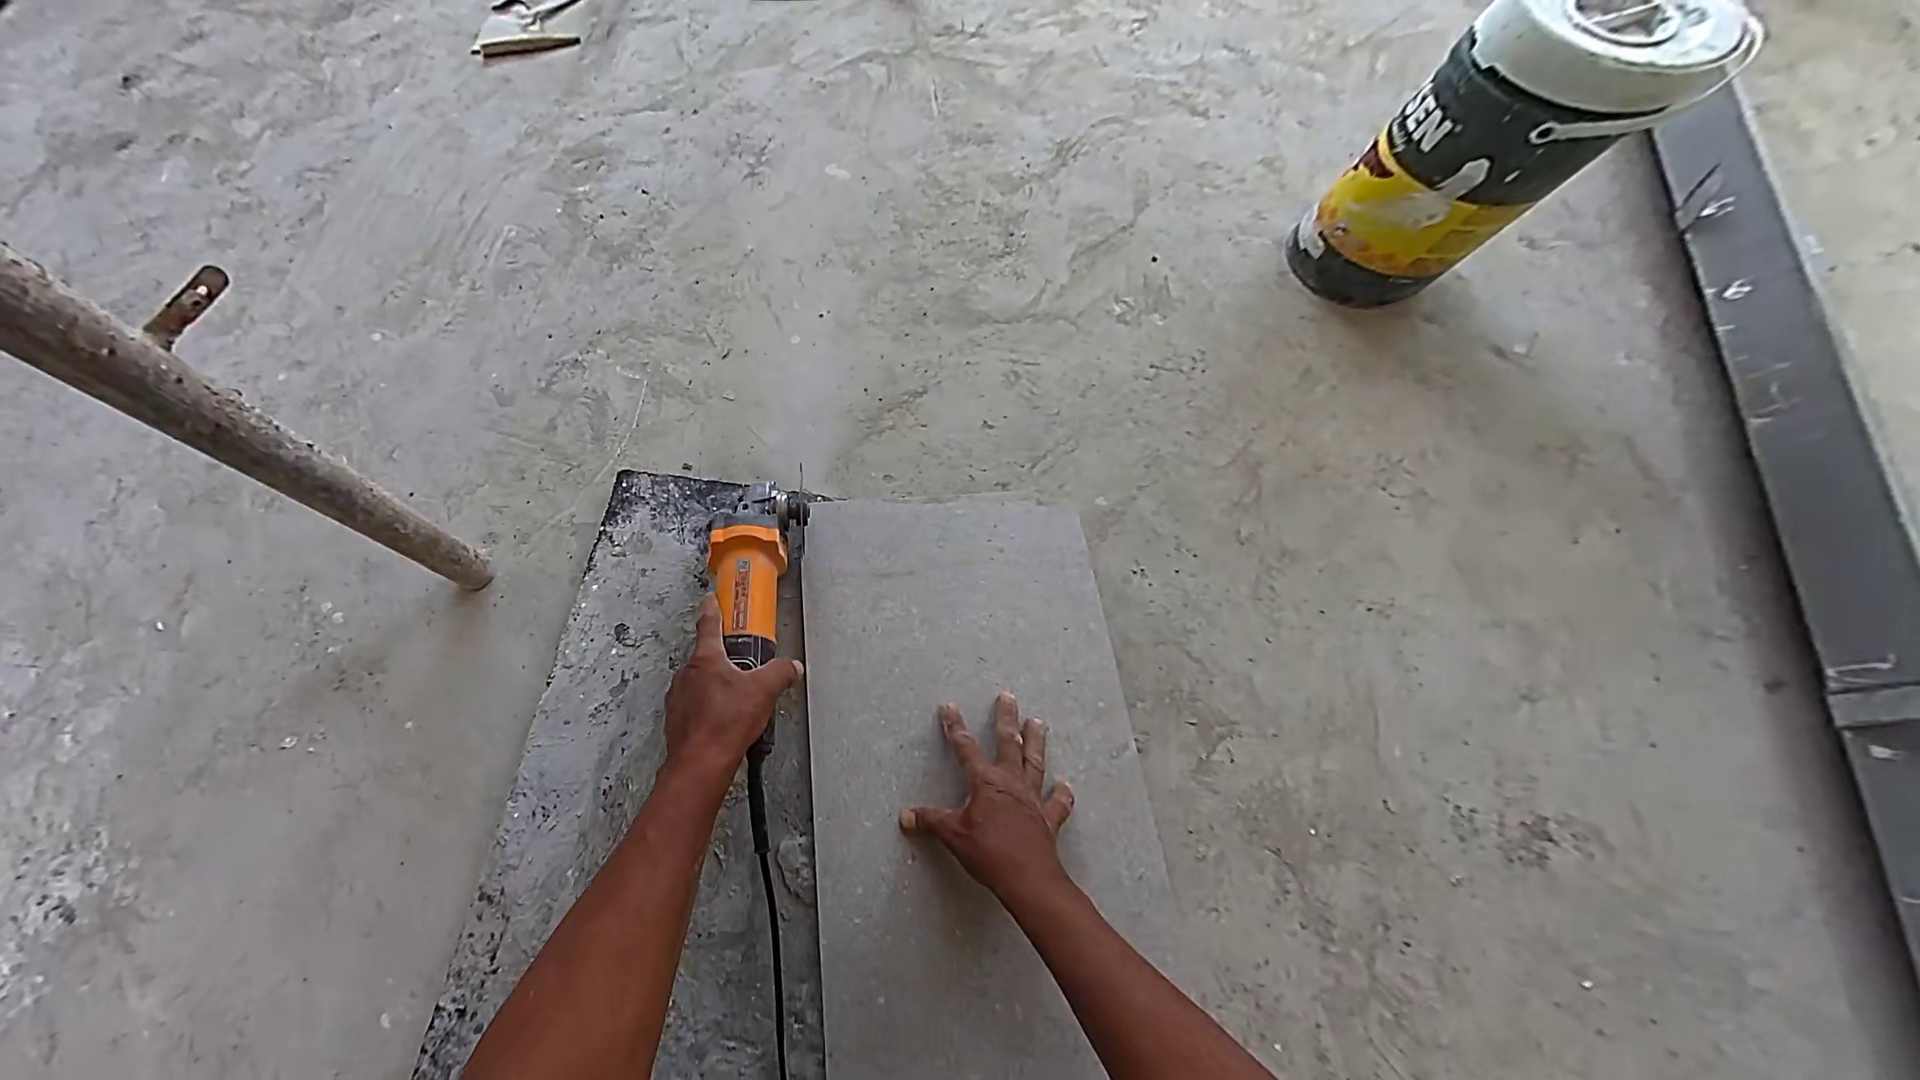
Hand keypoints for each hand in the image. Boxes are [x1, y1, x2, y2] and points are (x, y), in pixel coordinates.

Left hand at [662, 595, 802, 781]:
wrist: (701, 761)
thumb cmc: (726, 723)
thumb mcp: (765, 690)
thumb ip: (781, 673)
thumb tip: (791, 667)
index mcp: (707, 659)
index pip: (708, 625)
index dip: (712, 609)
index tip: (710, 599)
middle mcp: (688, 675)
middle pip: (707, 656)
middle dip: (724, 659)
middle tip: (742, 666)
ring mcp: (679, 698)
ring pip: (700, 682)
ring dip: (717, 686)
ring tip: (738, 701)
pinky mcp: (677, 720)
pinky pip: (696, 705)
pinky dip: (709, 707)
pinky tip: (725, 720)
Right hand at [899, 692, 1075, 900]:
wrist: (1028, 879)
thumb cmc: (989, 854)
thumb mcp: (953, 836)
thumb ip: (930, 822)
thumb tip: (906, 816)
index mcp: (986, 782)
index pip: (965, 748)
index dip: (955, 727)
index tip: (949, 707)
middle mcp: (1011, 783)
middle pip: (1008, 743)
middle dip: (1005, 718)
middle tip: (1007, 697)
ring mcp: (1032, 799)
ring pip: (1035, 762)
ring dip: (1036, 741)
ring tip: (1038, 722)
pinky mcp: (1047, 819)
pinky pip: (1057, 803)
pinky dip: (1062, 794)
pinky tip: (1065, 784)